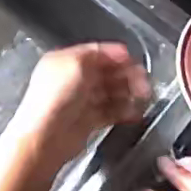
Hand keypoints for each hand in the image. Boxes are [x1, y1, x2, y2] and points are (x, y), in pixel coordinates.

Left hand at [7, 42, 150, 168]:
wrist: (45, 137)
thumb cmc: (57, 96)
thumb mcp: (74, 64)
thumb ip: (96, 55)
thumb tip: (116, 52)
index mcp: (65, 61)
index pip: (94, 52)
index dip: (114, 54)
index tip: (133, 58)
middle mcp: (72, 79)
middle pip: (105, 72)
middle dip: (125, 73)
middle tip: (144, 79)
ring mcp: (80, 100)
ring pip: (109, 92)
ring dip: (127, 91)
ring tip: (144, 95)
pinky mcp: (88, 121)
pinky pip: (110, 111)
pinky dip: (123, 110)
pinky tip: (136, 111)